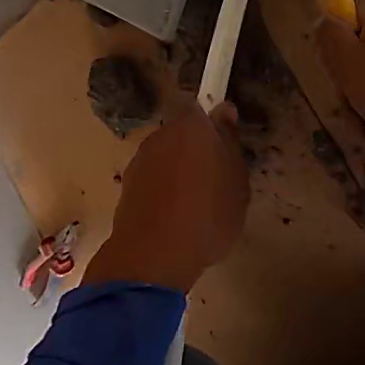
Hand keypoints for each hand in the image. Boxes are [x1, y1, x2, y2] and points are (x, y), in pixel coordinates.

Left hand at [84, 102, 250, 291]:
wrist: (153, 257)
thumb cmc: (208, 215)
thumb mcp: (238, 183)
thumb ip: (231, 144)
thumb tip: (224, 113)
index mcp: (193, 126)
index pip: (207, 108)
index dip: (218, 123)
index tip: (229, 143)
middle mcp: (162, 134)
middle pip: (186, 133)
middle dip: (200, 148)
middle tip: (219, 178)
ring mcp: (141, 159)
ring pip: (169, 155)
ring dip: (181, 169)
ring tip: (197, 203)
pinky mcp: (127, 186)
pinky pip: (154, 178)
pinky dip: (165, 189)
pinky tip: (177, 216)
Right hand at [316, 7, 364, 146]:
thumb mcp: (347, 61)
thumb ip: (329, 36)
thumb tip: (323, 20)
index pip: (347, 5)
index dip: (331, 25)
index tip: (327, 50)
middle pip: (355, 44)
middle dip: (345, 72)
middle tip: (345, 93)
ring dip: (359, 93)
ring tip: (361, 115)